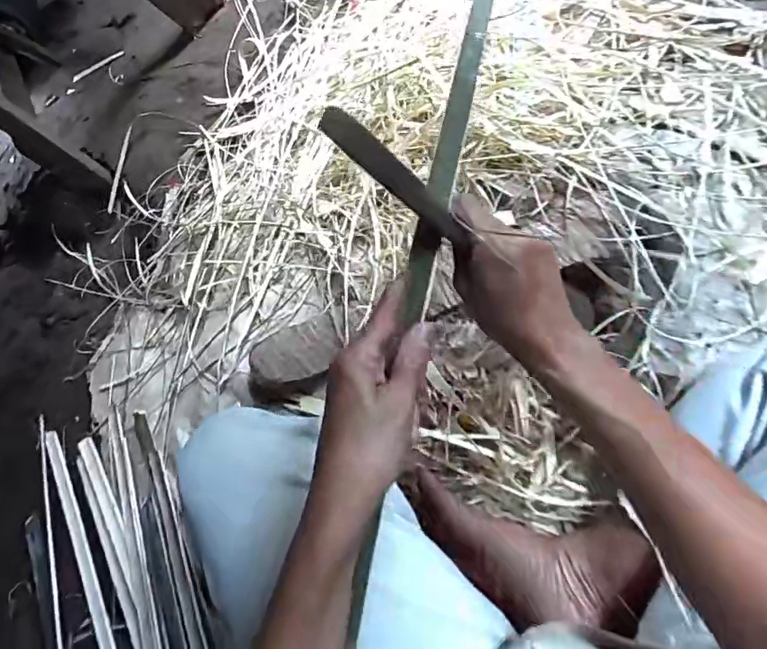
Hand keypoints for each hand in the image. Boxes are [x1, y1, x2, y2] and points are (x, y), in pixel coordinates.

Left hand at [312, 279, 432, 505]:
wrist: (342, 498)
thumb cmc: (373, 446)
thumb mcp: (402, 401)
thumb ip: (413, 359)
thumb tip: (423, 324)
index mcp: (358, 356)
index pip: (384, 314)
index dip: (401, 292)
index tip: (413, 268)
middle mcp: (348, 362)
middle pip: (389, 342)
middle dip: (412, 361)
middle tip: (418, 398)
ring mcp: (348, 383)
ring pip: (389, 367)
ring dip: (407, 386)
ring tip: (408, 422)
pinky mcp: (352, 403)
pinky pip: (382, 386)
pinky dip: (399, 398)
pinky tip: (403, 425)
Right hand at [451, 194, 592, 372]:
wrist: (549, 335)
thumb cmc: (502, 321)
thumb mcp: (466, 291)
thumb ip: (459, 257)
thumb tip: (456, 237)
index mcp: (488, 242)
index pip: (465, 204)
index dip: (455, 213)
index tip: (451, 229)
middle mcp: (512, 232)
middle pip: (485, 218)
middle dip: (475, 233)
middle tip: (474, 259)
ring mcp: (532, 236)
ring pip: (502, 228)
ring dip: (494, 242)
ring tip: (498, 271)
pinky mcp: (546, 244)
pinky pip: (519, 239)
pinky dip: (512, 250)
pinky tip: (515, 273)